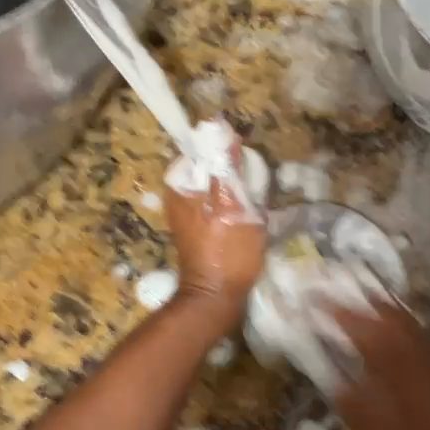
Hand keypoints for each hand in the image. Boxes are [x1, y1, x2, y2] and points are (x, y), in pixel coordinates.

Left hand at [163, 140, 266, 311]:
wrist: (216, 297)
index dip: (225, 148)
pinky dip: (232, 201)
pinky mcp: (197, 225)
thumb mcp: (232, 205)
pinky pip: (216, 200)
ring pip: (215, 183)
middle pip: (208, 165)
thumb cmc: (226, 251)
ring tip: (252, 197)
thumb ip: (226, 167)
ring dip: (235, 185)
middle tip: (252, 181)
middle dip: (231, 168)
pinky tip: (247, 212)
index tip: (245, 157)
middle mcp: (177, 193)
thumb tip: (224, 132)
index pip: (201, 148)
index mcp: (179, 184)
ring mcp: (186, 210)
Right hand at [327, 300, 429, 429]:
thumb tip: (317, 350)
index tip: (301, 298)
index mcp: (372, 339)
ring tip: (344, 297)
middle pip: (365, 300)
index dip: (319, 303)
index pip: (340, 312)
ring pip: (385, 304)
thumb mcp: (349, 404)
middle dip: (342, 294)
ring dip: (364, 300)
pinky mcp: (423, 346)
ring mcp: (412, 335)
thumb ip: (330, 371)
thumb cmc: (391, 428)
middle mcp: (394, 329)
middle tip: (320, 292)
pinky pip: (399, 316)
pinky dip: (383, 310)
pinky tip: (374, 316)